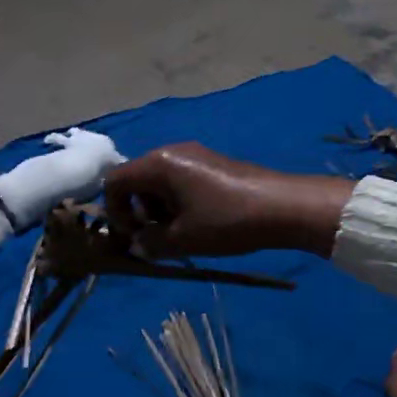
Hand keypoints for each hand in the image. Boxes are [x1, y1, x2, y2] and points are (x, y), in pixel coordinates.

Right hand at [103, 143, 353, 258]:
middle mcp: (172, 152)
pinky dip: (179, 203)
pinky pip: (181, 182)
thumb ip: (151, 243)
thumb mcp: (183, 239)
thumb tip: (138, 245)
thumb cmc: (226, 221)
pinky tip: (199, 223)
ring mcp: (195, 155)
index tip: (133, 235)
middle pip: (137, 180)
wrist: (282, 207)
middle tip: (158, 237)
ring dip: (160, 210)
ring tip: (181, 234)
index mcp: (158, 164)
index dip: (114, 211)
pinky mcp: (213, 165)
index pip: (115, 181)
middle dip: (139, 212)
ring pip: (160, 183)